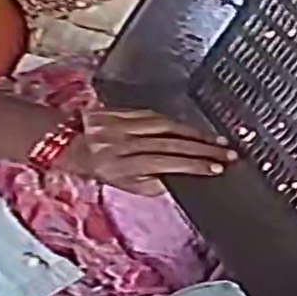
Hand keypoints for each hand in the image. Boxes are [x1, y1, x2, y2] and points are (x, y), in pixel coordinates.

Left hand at [58, 110, 237, 196]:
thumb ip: (154, 182)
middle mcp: (116, 143)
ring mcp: (116, 124)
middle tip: (229, 153)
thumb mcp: (125, 184)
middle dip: (205, 149)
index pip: (164, 163)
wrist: (67, 145)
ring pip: (166, 126)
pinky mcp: (117, 111)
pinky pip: (153, 115)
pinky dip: (176, 122)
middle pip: (170, 144)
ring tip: (218, 140)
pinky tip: (193, 128)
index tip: (218, 168)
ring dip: (196, 133)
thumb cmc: (103, 169)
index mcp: (118, 165)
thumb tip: (187, 177)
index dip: (194, 165)